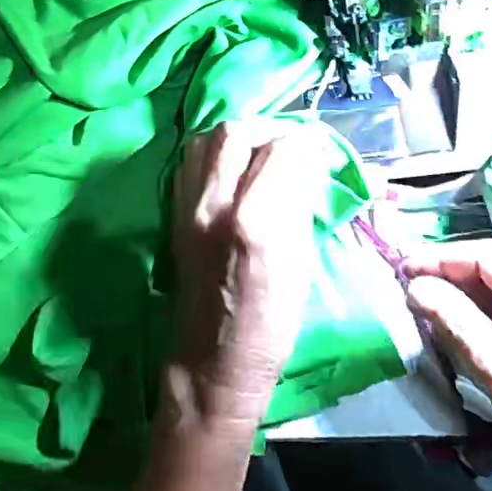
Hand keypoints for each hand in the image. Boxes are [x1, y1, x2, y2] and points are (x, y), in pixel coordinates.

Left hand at [166, 120, 323, 428]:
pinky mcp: (173, 211)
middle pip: (237, 132)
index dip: (305, 141)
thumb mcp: (302, 265)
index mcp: (254, 223)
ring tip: (261, 150)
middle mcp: (214, 205)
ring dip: (240, 135)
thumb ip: (304, 204)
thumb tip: (315, 162)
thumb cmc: (270, 325)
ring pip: (208, 138)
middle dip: (269, 130)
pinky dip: (215, 151)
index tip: (318, 147)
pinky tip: (233, 166)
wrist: (210, 360)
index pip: (280, 150)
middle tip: (290, 143)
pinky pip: (192, 159)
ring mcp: (187, 206)